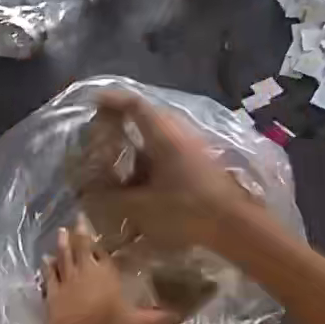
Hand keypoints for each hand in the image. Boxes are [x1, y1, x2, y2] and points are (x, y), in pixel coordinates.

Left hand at [41, 222, 179, 323]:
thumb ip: (162, 319)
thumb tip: (185, 314)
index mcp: (106, 274)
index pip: (103, 251)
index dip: (100, 239)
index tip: (102, 225)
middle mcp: (85, 272)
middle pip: (81, 248)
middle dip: (80, 232)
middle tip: (78, 218)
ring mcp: (66, 283)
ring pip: (64, 257)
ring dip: (63, 244)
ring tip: (61, 231)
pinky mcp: (52, 295)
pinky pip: (50, 276)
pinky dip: (48, 266)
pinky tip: (46, 259)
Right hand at [81, 92, 262, 250]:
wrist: (235, 223)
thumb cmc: (188, 209)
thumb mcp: (143, 207)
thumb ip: (112, 198)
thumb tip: (89, 193)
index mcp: (163, 134)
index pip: (134, 104)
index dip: (112, 100)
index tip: (93, 101)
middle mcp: (180, 132)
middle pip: (148, 116)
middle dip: (123, 122)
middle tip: (102, 135)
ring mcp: (193, 145)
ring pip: (160, 135)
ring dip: (138, 144)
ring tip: (119, 162)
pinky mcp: (201, 160)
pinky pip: (170, 149)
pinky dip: (152, 157)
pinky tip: (143, 180)